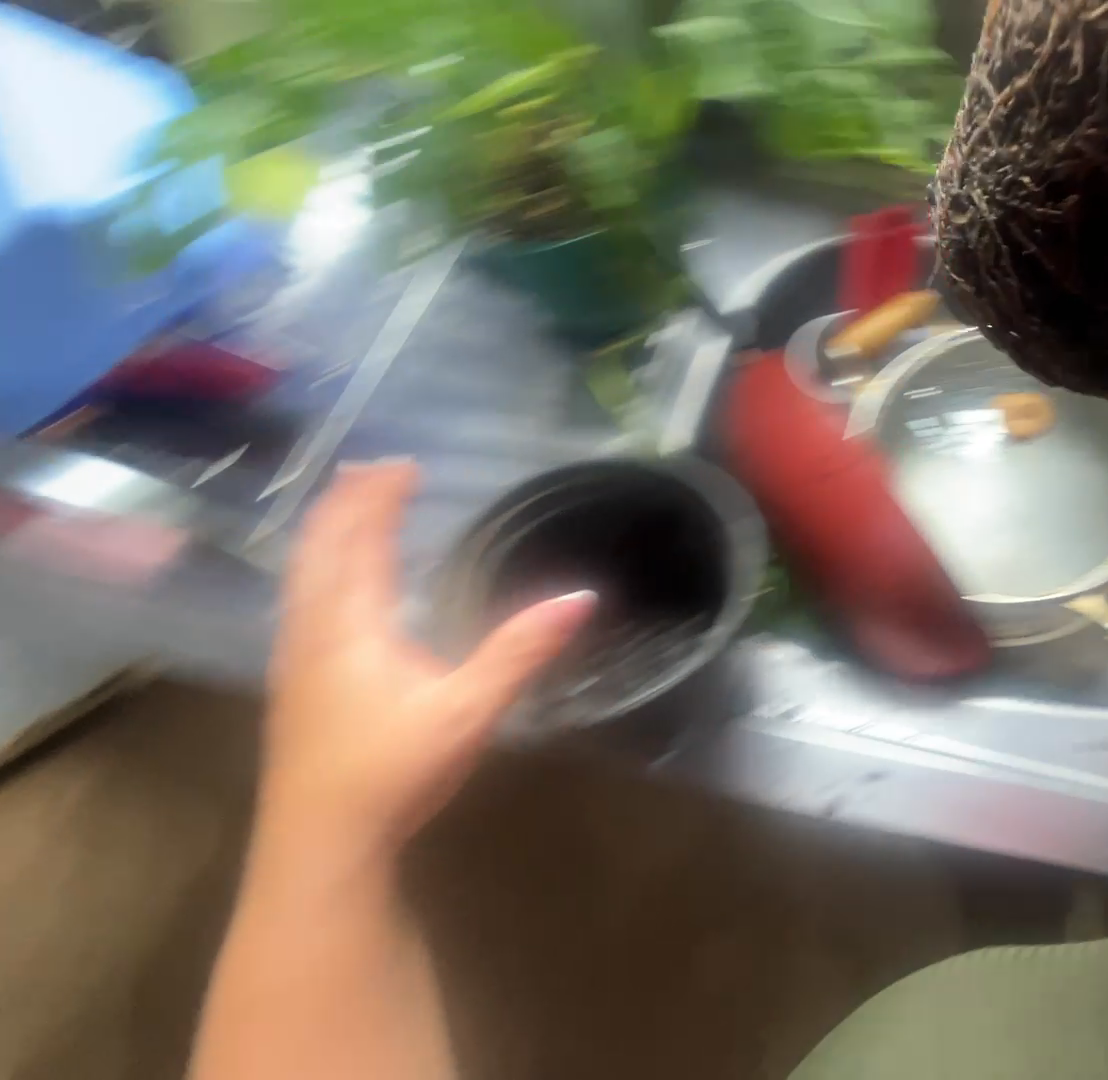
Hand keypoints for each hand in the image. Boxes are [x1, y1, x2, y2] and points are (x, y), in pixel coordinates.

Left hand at [261, 462, 594, 856]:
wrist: (321, 844)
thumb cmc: (392, 771)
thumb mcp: (468, 710)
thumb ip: (522, 651)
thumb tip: (583, 597)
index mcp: (348, 626)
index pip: (358, 542)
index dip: (377, 499)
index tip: (404, 464)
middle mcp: (313, 631)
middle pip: (320, 550)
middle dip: (345, 504)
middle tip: (373, 469)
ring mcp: (298, 658)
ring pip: (304, 575)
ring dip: (328, 533)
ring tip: (349, 507)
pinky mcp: (300, 682)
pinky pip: (306, 599)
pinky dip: (323, 566)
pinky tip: (338, 583)